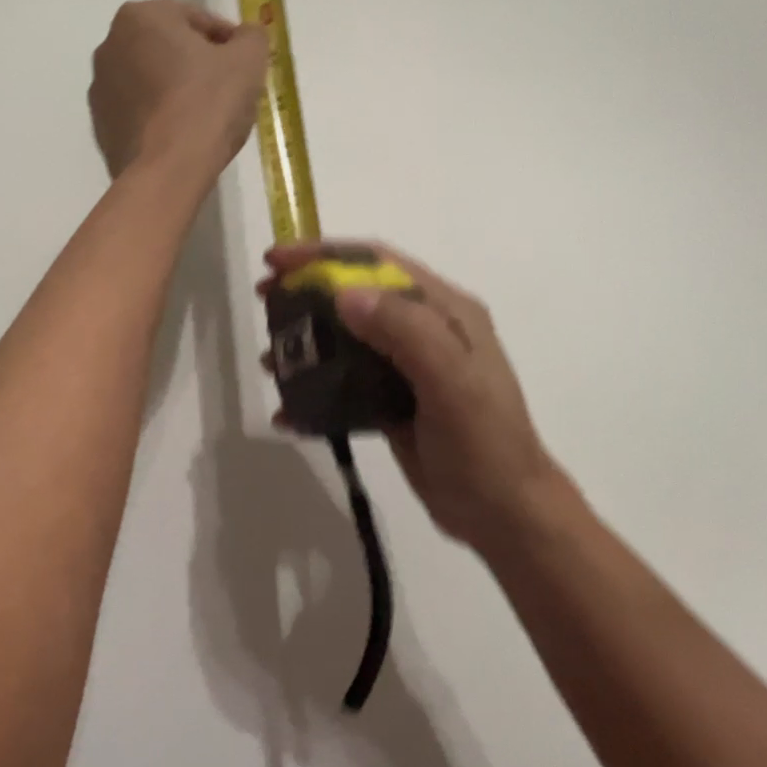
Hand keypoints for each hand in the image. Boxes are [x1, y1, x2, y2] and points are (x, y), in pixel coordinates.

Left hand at [88, 0, 269, 178]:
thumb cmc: (207, 105)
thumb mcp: (248, 60)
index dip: (227, 40)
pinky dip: (158, 117)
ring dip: (175, 90)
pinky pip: (138, 112)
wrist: (166, 173)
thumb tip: (244, 38)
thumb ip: (250, 37)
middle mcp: (109, 46)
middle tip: (226, 89)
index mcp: (140, 17)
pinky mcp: (99, 128)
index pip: (196, 19)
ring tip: (204, 117)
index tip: (244, 63)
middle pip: (168, 49)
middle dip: (196, 64)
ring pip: (150, 81)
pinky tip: (181, 137)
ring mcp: (99, 90)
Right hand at [263, 241, 568, 551]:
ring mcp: (407, 368)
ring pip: (345, 339)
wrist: (502, 512)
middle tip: (263, 302)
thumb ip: (405, 331)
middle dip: (306, 293)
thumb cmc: (483, 443)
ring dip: (304, 342)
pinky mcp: (391, 402)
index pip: (378, 262)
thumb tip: (345, 295)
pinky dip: (313, 389)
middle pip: (356, 295)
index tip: (275, 261)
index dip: (325, 255)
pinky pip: (344, 383)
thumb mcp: (450, 381)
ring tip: (268, 360)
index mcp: (446, 312)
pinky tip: (288, 409)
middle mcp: (425, 330)